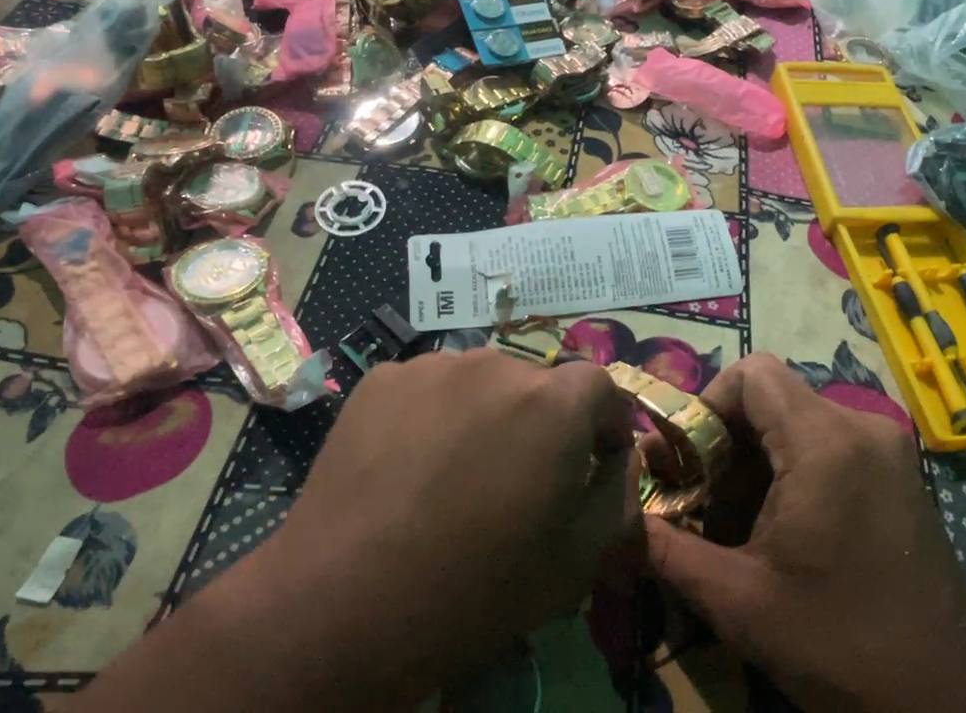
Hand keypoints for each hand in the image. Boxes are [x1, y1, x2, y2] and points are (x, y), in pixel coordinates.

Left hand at [247, 349, 637, 704]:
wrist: (347, 600)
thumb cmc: (478, 586)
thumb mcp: (577, 560)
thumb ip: (618, 495)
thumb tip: (618, 458)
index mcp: (554, 403)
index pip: (598, 386)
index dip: (602, 422)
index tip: (592, 461)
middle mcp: (496, 366)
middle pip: (535, 385)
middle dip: (540, 423)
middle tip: (516, 479)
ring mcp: (432, 367)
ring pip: (477, 383)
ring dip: (483, 416)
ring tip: (455, 473)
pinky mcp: (379, 380)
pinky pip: (425, 389)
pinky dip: (430, 416)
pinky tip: (409, 466)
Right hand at [645, 354, 965, 712]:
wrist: (949, 702)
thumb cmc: (839, 644)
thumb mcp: (738, 600)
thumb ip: (666, 551)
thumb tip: (612, 523)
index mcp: (826, 442)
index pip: (752, 374)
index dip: (706, 406)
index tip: (684, 464)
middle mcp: (862, 428)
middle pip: (773, 401)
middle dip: (724, 445)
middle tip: (697, 504)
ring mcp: (888, 451)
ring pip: (798, 426)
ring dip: (755, 465)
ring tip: (732, 528)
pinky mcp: (899, 477)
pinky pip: (828, 449)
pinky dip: (790, 476)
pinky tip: (776, 534)